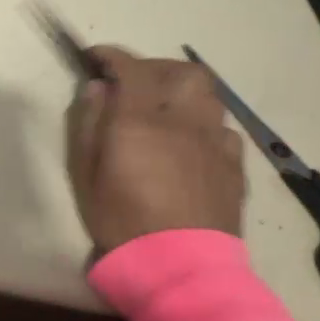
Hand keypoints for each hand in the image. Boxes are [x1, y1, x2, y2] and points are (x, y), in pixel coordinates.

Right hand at [67, 46, 246, 255]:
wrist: (180, 265)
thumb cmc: (119, 216)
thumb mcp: (85, 168)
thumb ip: (90, 121)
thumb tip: (98, 88)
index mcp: (141, 123)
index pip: (133, 69)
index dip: (111, 55)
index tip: (93, 57)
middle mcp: (184, 124)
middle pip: (187, 73)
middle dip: (157, 68)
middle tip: (132, 82)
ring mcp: (215, 145)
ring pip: (210, 98)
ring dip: (182, 93)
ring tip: (161, 110)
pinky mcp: (234, 167)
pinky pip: (222, 129)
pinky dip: (201, 123)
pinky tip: (185, 142)